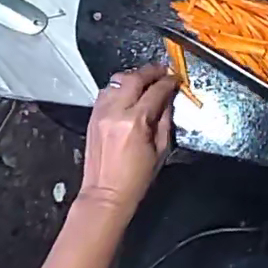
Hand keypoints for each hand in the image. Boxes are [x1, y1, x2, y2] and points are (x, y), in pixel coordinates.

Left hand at [78, 65, 176, 216]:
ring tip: (145, 80)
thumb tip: (168, 99)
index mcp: (135, 122)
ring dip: (134, 76)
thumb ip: (165, 120)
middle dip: (151, 71)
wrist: (105, 196)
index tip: (175, 79)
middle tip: (162, 71)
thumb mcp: (160, 150)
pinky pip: (106, 91)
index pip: (155, 91)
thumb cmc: (136, 179)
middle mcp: (115, 112)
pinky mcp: (92, 116)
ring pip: (118, 80)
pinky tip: (128, 92)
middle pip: (134, 78)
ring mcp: (101, 112)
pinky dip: (119, 87)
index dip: (168, 82)